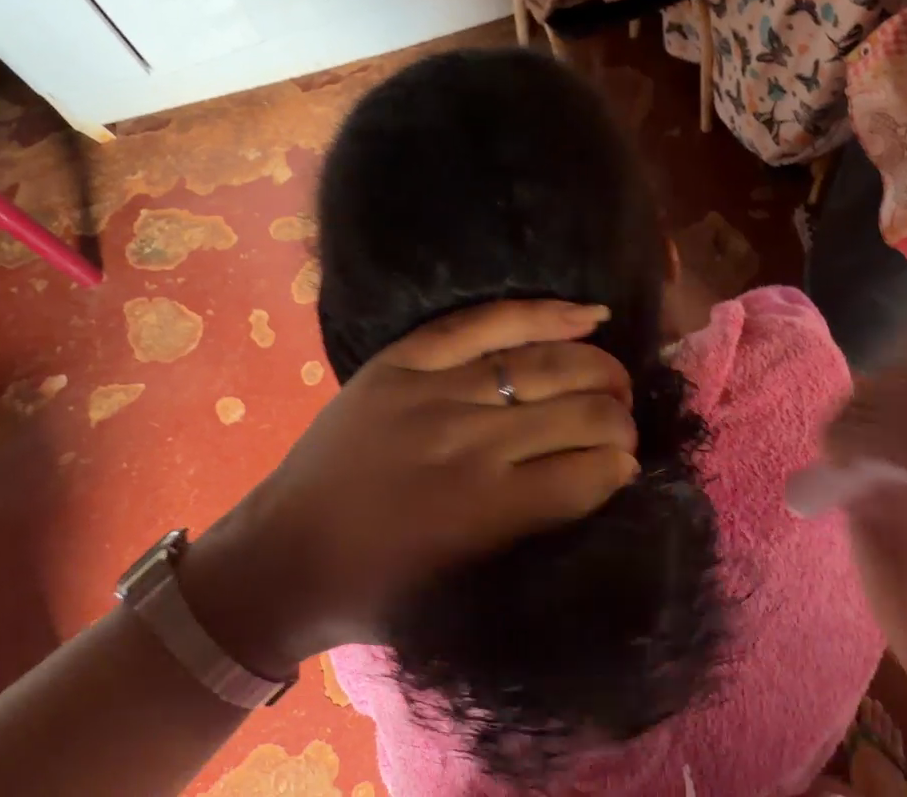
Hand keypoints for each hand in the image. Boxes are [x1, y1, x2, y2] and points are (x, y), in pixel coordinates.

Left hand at [179, 300, 639, 677]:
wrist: (281, 559)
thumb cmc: (380, 594)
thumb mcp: (469, 591)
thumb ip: (541, 534)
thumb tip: (610, 479)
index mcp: (486, 510)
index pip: (593, 472)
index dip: (622, 469)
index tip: (625, 471)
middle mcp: (469, 442)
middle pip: (582, 413)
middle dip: (620, 422)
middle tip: (621, 432)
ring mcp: (434, 390)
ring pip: (547, 363)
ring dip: (599, 371)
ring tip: (615, 383)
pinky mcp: (405, 360)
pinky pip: (486, 322)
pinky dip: (545, 314)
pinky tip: (588, 316)